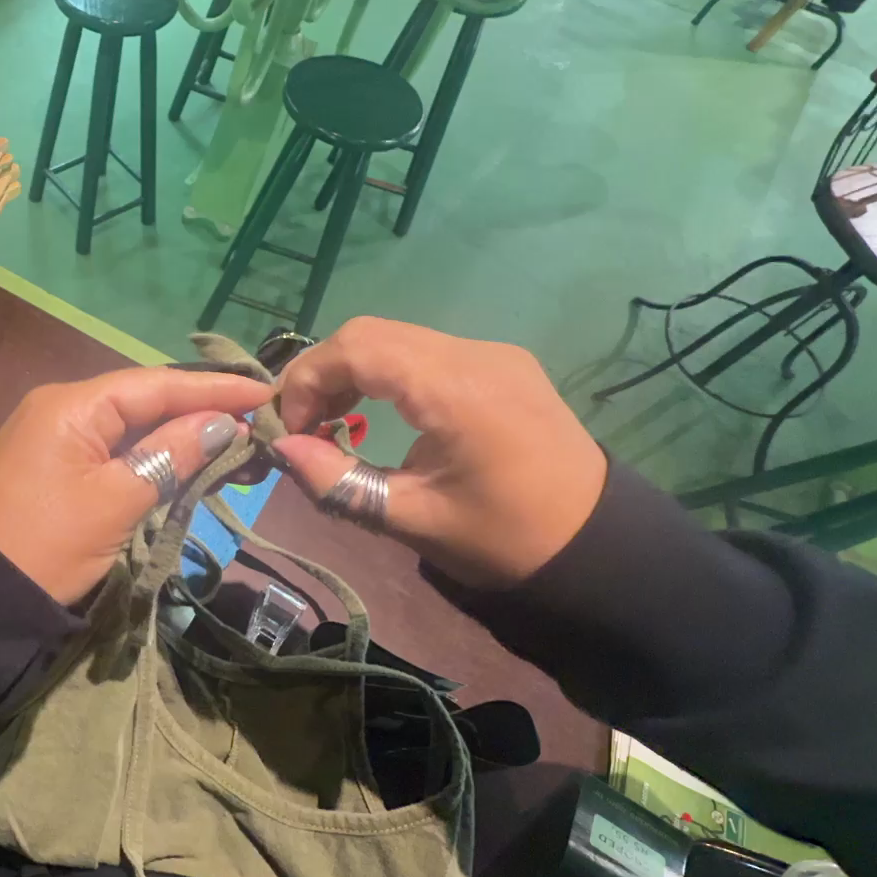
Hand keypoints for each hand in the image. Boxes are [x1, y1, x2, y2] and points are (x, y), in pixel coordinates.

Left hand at [0, 367, 268, 604]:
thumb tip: (222, 424)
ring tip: (236, 447)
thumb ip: (170, 455)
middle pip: (143, 401)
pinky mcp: (55, 467)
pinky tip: (188, 463)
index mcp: (70, 406)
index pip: (154, 384)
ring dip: (179, 438)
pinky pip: (113, 452)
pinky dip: (151, 458)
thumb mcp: (117, 501)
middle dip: (200, 413)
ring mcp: (55, 438)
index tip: (265, 394)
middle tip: (258, 425)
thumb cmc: (49, 546)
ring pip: (131, 428)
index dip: (212, 389)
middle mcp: (61, 409)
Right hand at [271, 318, 606, 588]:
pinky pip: (420, 351)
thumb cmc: (503, 538)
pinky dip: (379, 373)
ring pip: (391, 338)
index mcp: (456, 391)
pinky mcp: (496, 363)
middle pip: (369, 334)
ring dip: (347, 372)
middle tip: (301, 426)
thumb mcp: (411, 519)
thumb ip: (337, 482)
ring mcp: (489, 353)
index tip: (289, 430)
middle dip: (319, 374)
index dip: (306, 380)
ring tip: (328, 422)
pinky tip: (370, 412)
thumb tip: (281, 449)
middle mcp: (473, 355)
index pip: (356, 349)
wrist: (596, 542)